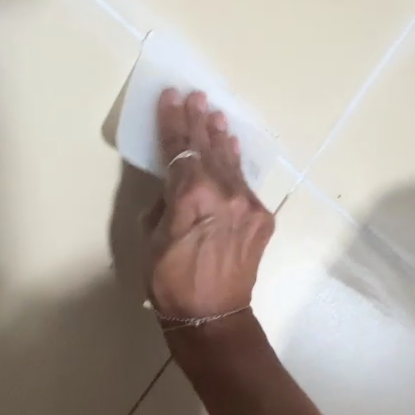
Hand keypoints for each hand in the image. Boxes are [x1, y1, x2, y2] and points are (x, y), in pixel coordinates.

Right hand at [146, 88, 274, 320]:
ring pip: (231, 162)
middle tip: (196, 97)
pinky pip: (245, 184)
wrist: (212, 317)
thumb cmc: (170, 283)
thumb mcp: (153, 239)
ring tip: (216, 116)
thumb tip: (175, 193)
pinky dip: (235, 166)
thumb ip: (165, 206)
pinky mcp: (261, 219)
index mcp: (190, 195)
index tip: (171, 96)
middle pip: (208, 148)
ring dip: (221, 138)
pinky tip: (232, 153)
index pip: (179, 147)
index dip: (172, 121)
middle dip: (199, 121)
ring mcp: (247, 204)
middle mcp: (223, 192)